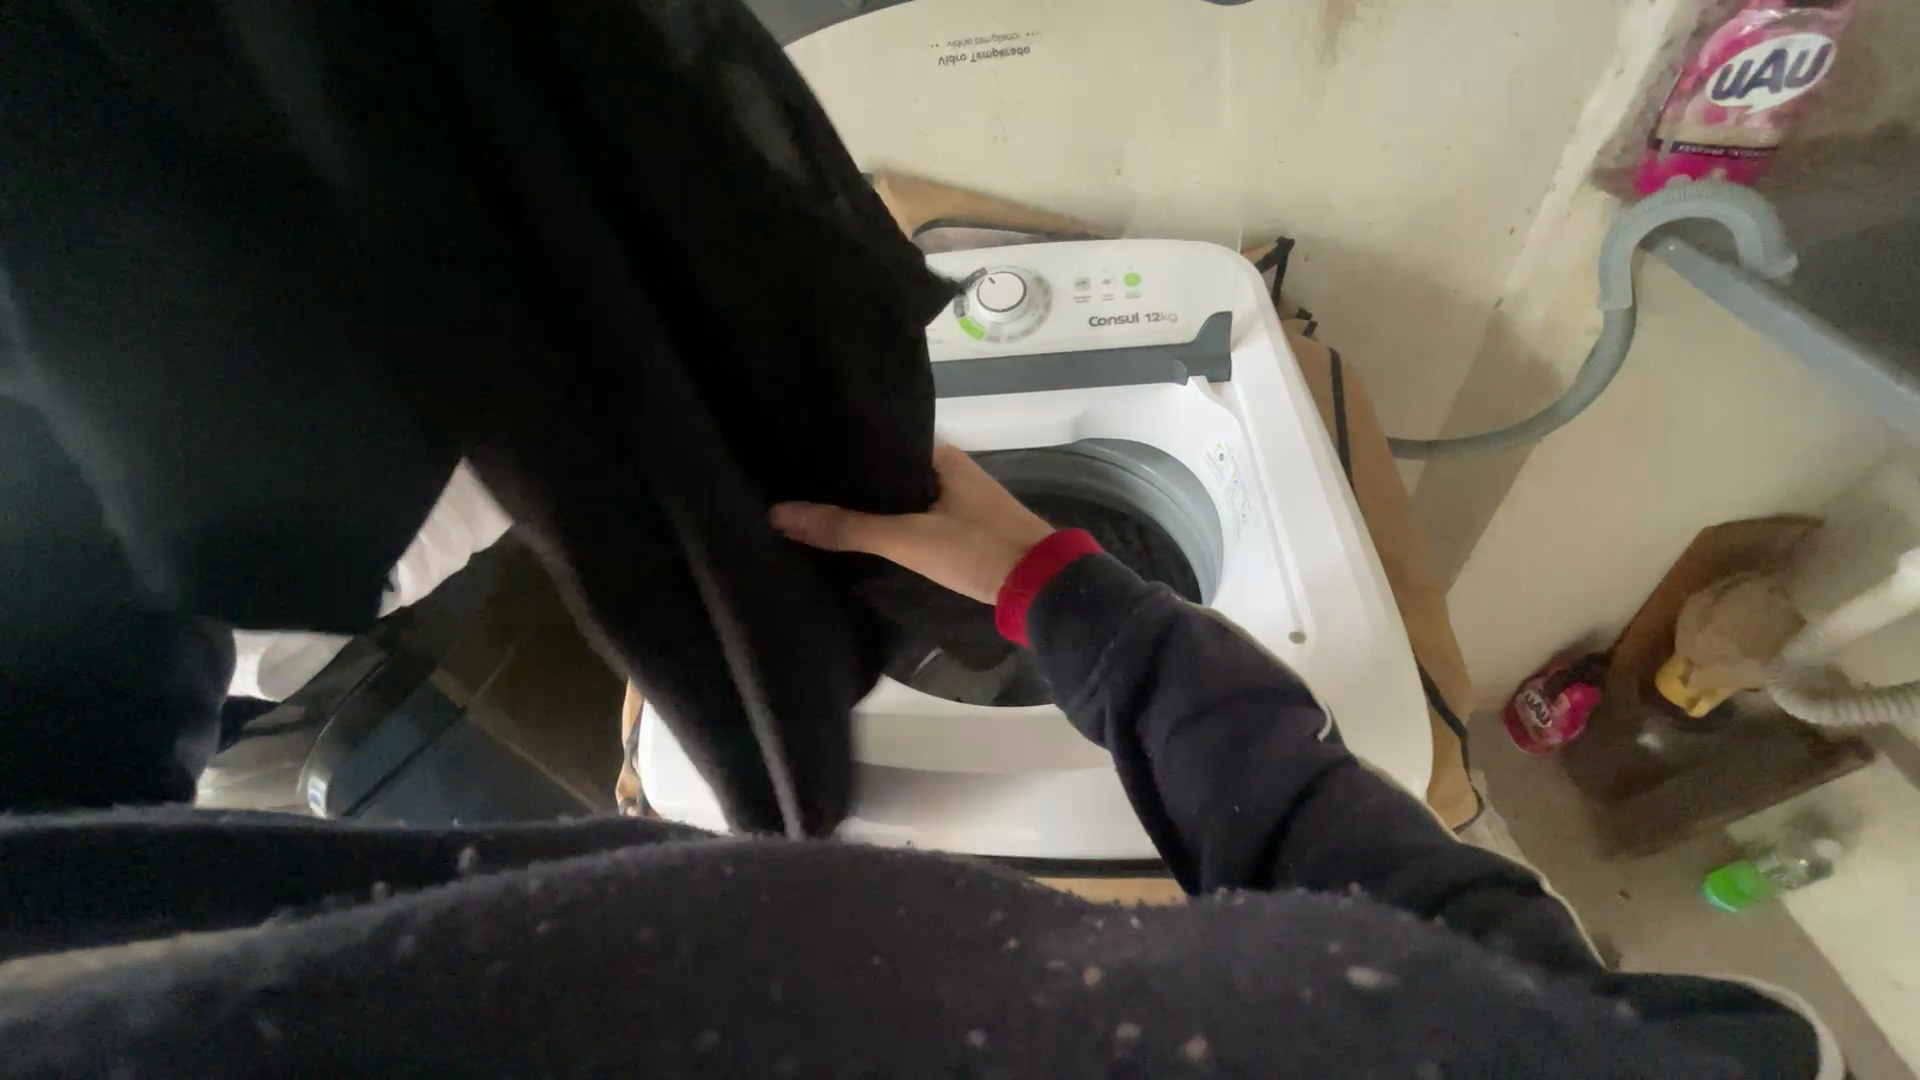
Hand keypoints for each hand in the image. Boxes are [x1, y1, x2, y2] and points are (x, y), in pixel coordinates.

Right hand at [770, 444, 1053, 603]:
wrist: (1042, 586)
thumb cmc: (978, 550)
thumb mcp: (910, 539)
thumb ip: (849, 528)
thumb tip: (779, 514)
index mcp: (939, 455)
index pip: (878, 441)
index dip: (840, 451)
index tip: (797, 457)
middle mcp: (948, 468)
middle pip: (887, 470)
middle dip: (849, 480)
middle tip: (795, 485)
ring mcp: (957, 498)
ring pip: (901, 495)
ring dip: (870, 503)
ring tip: (815, 506)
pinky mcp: (962, 527)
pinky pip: (915, 515)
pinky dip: (890, 522)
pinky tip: (861, 532)